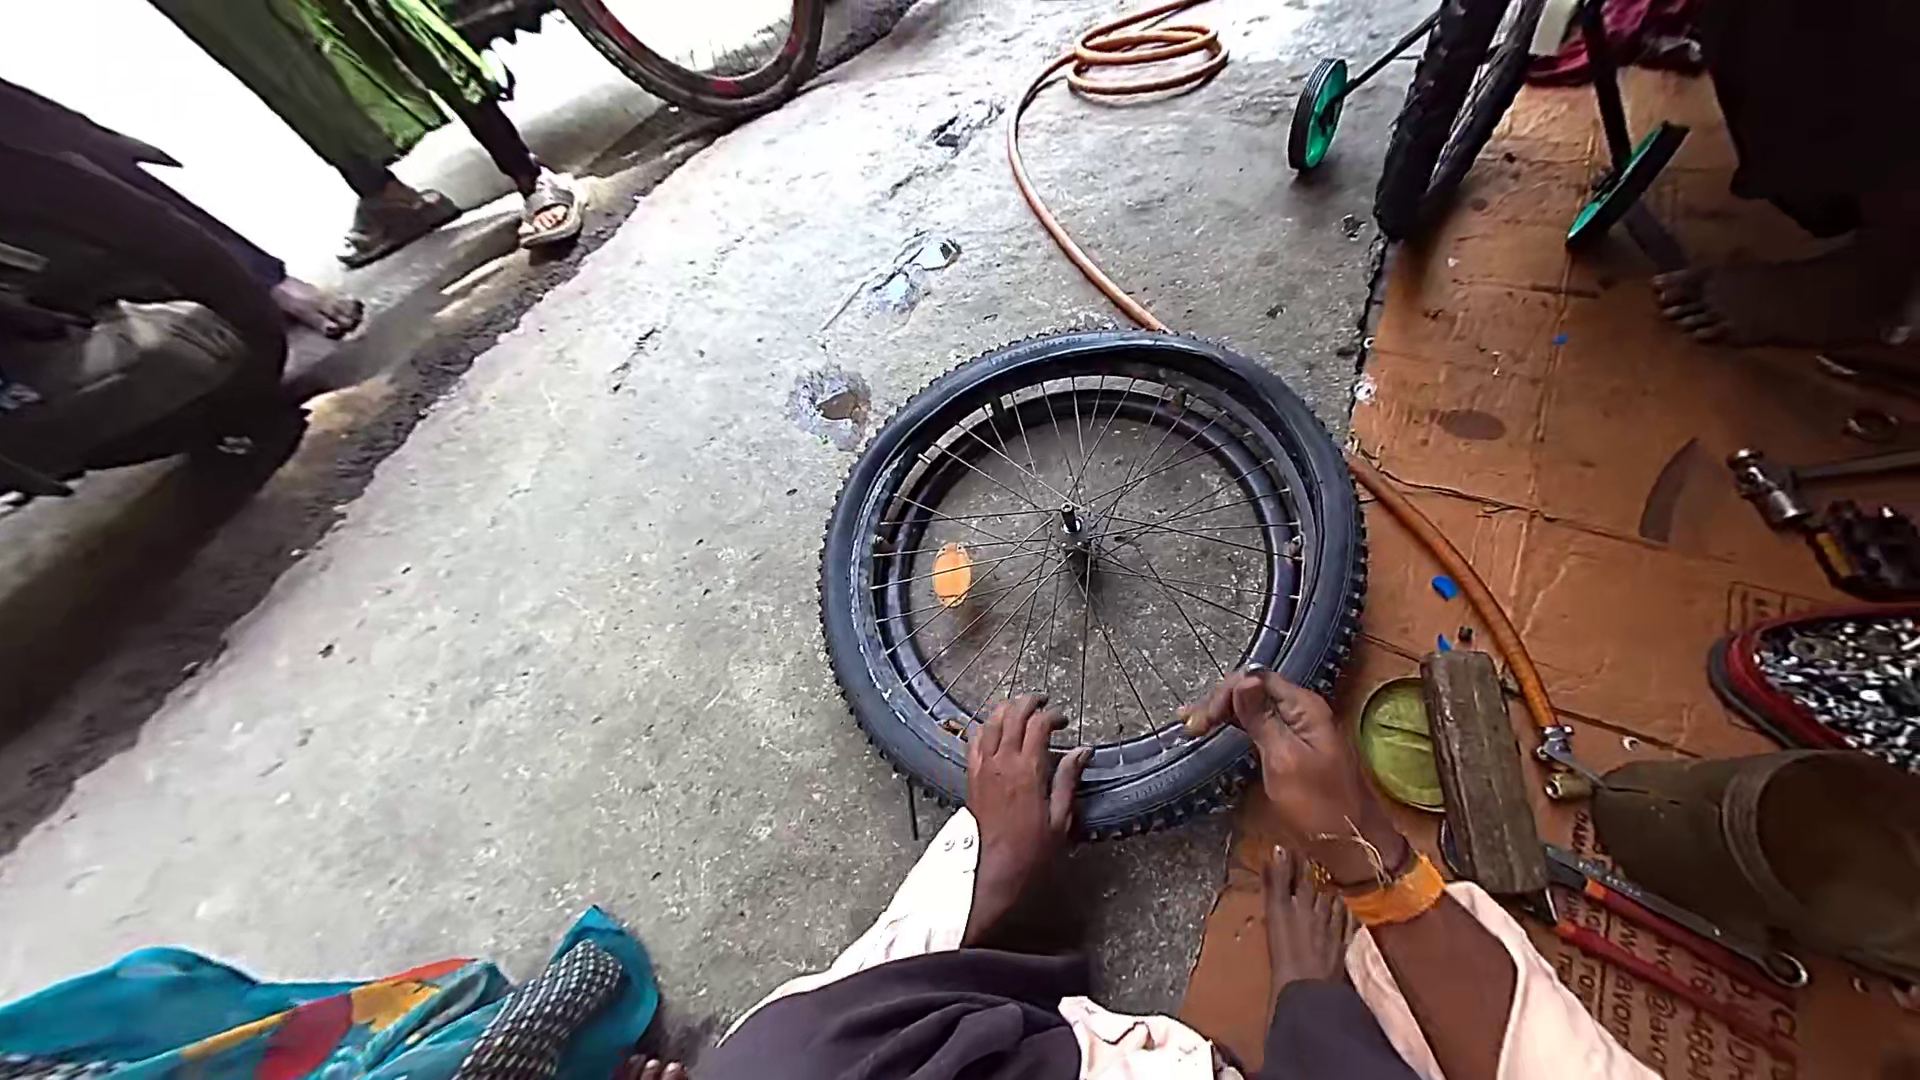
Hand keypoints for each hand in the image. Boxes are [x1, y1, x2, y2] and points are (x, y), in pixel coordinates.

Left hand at [963, 694, 1091, 944]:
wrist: (991, 873)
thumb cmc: (1029, 853)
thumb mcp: (1060, 819)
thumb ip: (1069, 780)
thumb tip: (1083, 752)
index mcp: (1027, 771)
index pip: (1038, 725)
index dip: (1052, 716)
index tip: (1063, 720)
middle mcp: (1002, 762)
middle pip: (1012, 715)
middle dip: (1028, 702)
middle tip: (1042, 701)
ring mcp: (983, 768)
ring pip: (990, 723)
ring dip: (1005, 709)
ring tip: (1019, 707)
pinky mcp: (971, 776)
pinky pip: (974, 741)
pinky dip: (984, 727)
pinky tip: (991, 727)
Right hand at [1182, 671, 1405, 885]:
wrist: (1353, 846)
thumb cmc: (1319, 805)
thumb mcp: (1283, 759)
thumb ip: (1261, 718)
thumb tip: (1243, 680)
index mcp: (1305, 707)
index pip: (1257, 678)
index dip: (1226, 693)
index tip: (1202, 719)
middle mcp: (1302, 710)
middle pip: (1252, 689)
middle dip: (1219, 702)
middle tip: (1191, 724)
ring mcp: (1298, 727)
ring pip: (1251, 705)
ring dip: (1221, 712)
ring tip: (1191, 724)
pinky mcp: (1291, 745)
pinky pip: (1257, 723)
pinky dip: (1233, 724)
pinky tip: (1213, 727)